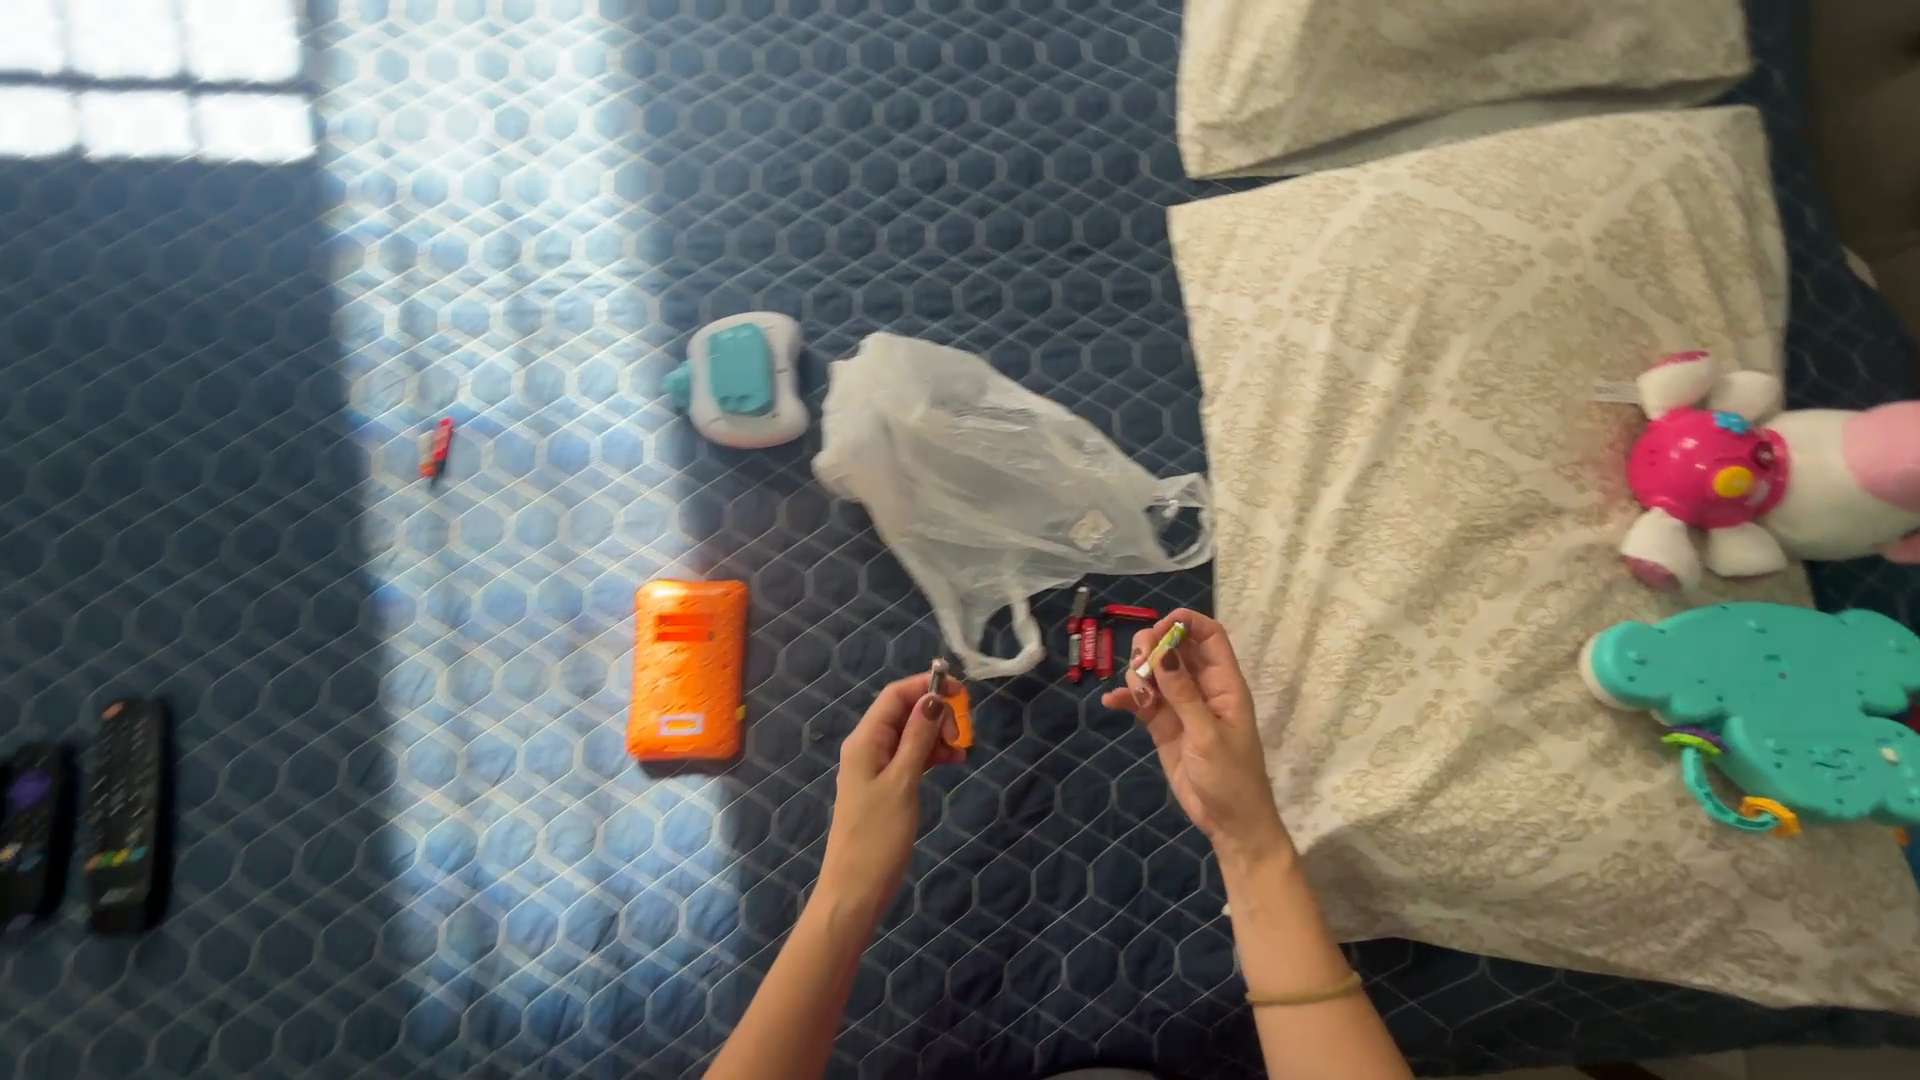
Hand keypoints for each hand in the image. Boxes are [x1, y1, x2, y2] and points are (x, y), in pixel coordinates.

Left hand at [819, 674, 965, 918]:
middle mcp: (868, 746)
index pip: (895, 695)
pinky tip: (953, 762)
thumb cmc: (878, 836)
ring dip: (936, 735)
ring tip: (961, 752)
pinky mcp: (885, 786)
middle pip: (904, 712)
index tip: (960, 694)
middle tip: (959, 737)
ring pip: (911, 734)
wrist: (855, 890)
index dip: (926, 686)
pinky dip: (931, 755)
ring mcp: (876, 766)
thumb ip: (918, 738)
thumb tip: (933, 697)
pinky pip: (911, 757)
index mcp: (865, 740)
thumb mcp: (903, 782)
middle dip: (935, 714)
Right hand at [1100, 609, 1291, 872]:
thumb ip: (1183, 694)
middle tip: (1139, 662)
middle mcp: (1202, 689)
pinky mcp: (1163, 725)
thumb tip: (1162, 651)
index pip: (1210, 637)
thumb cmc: (1231, 778)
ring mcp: (1181, 707)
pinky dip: (1126, 698)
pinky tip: (1111, 703)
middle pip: (1175, 649)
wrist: (1229, 823)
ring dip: (1139, 673)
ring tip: (1135, 693)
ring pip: (1155, 672)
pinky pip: (1142, 702)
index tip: (1159, 626)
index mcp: (1225, 685)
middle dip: (1153, 647)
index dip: (1187, 623)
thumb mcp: (1207, 735)